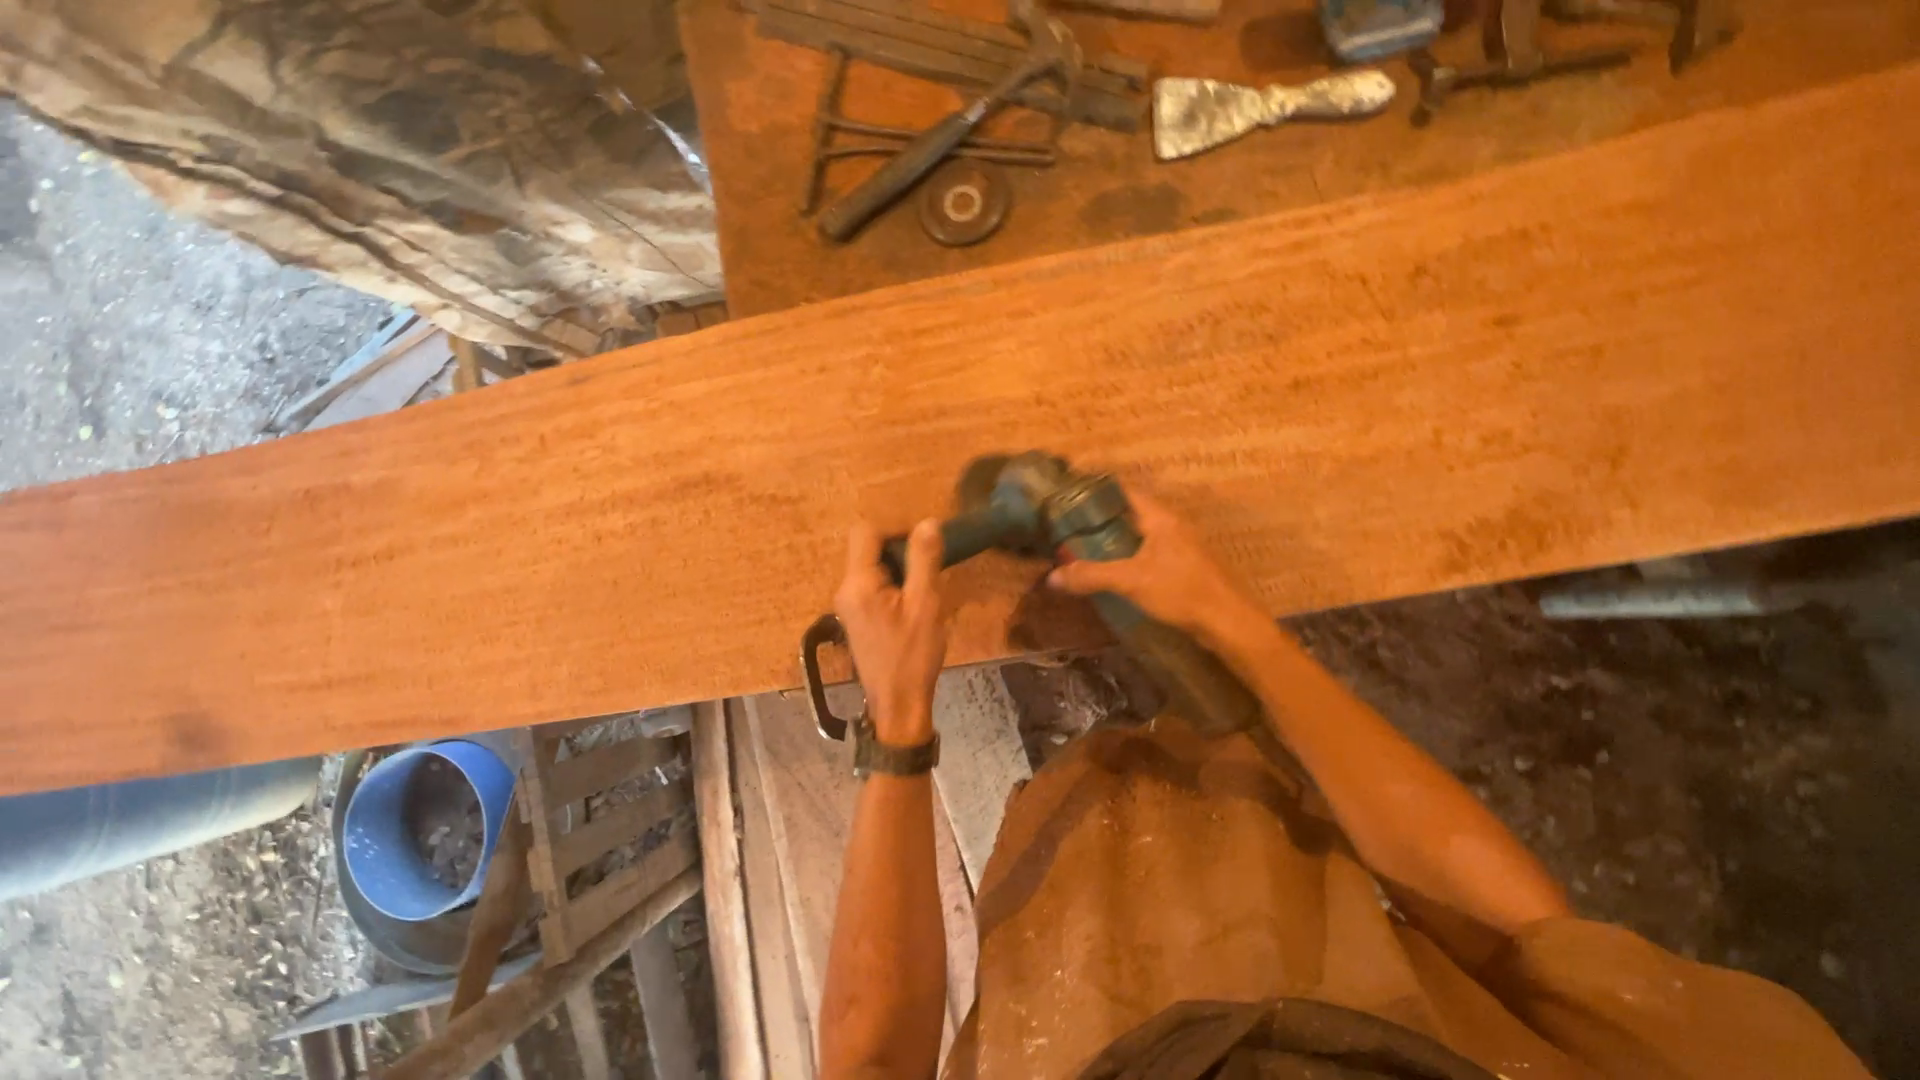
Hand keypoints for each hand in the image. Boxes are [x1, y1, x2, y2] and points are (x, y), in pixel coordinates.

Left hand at [834, 519, 949, 744]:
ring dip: (897, 567)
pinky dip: (892, 583)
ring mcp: (848, 606)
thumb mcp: (925, 604)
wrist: (897, 704)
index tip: (924, 540)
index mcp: (857, 583)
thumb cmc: (913, 655)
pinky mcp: (856, 618)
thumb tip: (927, 523)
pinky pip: (871, 586)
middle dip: (898, 548)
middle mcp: (845, 590)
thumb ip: (924, 560)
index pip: (866, 532)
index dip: (895, 527)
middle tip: (929, 563)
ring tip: (925, 583)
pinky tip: (914, 602)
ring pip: (870, 567)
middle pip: (866, 548)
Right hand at [1046, 490, 1266, 651]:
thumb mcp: (1130, 581)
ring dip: (1113, 541)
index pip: (1123, 490)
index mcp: (1160, 517)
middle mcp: (1171, 525)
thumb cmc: (1182, 591)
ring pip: (1139, 536)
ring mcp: (1180, 547)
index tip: (1067, 497)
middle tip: (1067, 528)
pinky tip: (1112, 574)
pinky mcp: (1184, 568)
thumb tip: (1052, 577)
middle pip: (1129, 513)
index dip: (1095, 491)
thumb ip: (1091, 576)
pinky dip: (1127, 559)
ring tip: (1082, 550)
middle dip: (1099, 520)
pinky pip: (1148, 555)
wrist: (1228, 623)